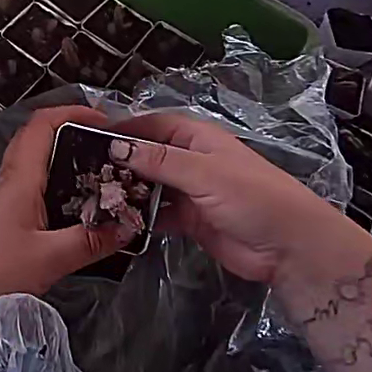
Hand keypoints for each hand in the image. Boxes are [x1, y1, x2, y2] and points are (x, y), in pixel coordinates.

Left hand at [0, 105, 131, 349]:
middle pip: (40, 138)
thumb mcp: (50, 259)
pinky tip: (77, 209)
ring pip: (37, 164)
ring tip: (101, 174)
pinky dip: (59, 186)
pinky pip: (35, 189)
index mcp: (20, 179)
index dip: (73, 112)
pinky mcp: (3, 220)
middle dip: (75, 132)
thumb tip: (130, 226)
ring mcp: (4, 201)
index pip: (42, 124)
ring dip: (67, 160)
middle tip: (108, 146)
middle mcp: (10, 181)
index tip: (105, 120)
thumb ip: (92, 241)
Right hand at [107, 112, 361, 284]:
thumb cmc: (252, 196)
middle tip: (83, 173)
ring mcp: (192, 192)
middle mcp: (192, 160)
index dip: (126, 129)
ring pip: (152, 186)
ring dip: (129, 190)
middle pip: (150, 155)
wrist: (288, 246)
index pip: (154, 125)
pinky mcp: (192, 221)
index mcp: (198, 138)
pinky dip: (141, 216)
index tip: (90, 138)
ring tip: (93, 197)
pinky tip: (117, 221)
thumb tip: (118, 146)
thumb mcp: (205, 172)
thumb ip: (161, 160)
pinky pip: (159, 213)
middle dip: (122, 162)